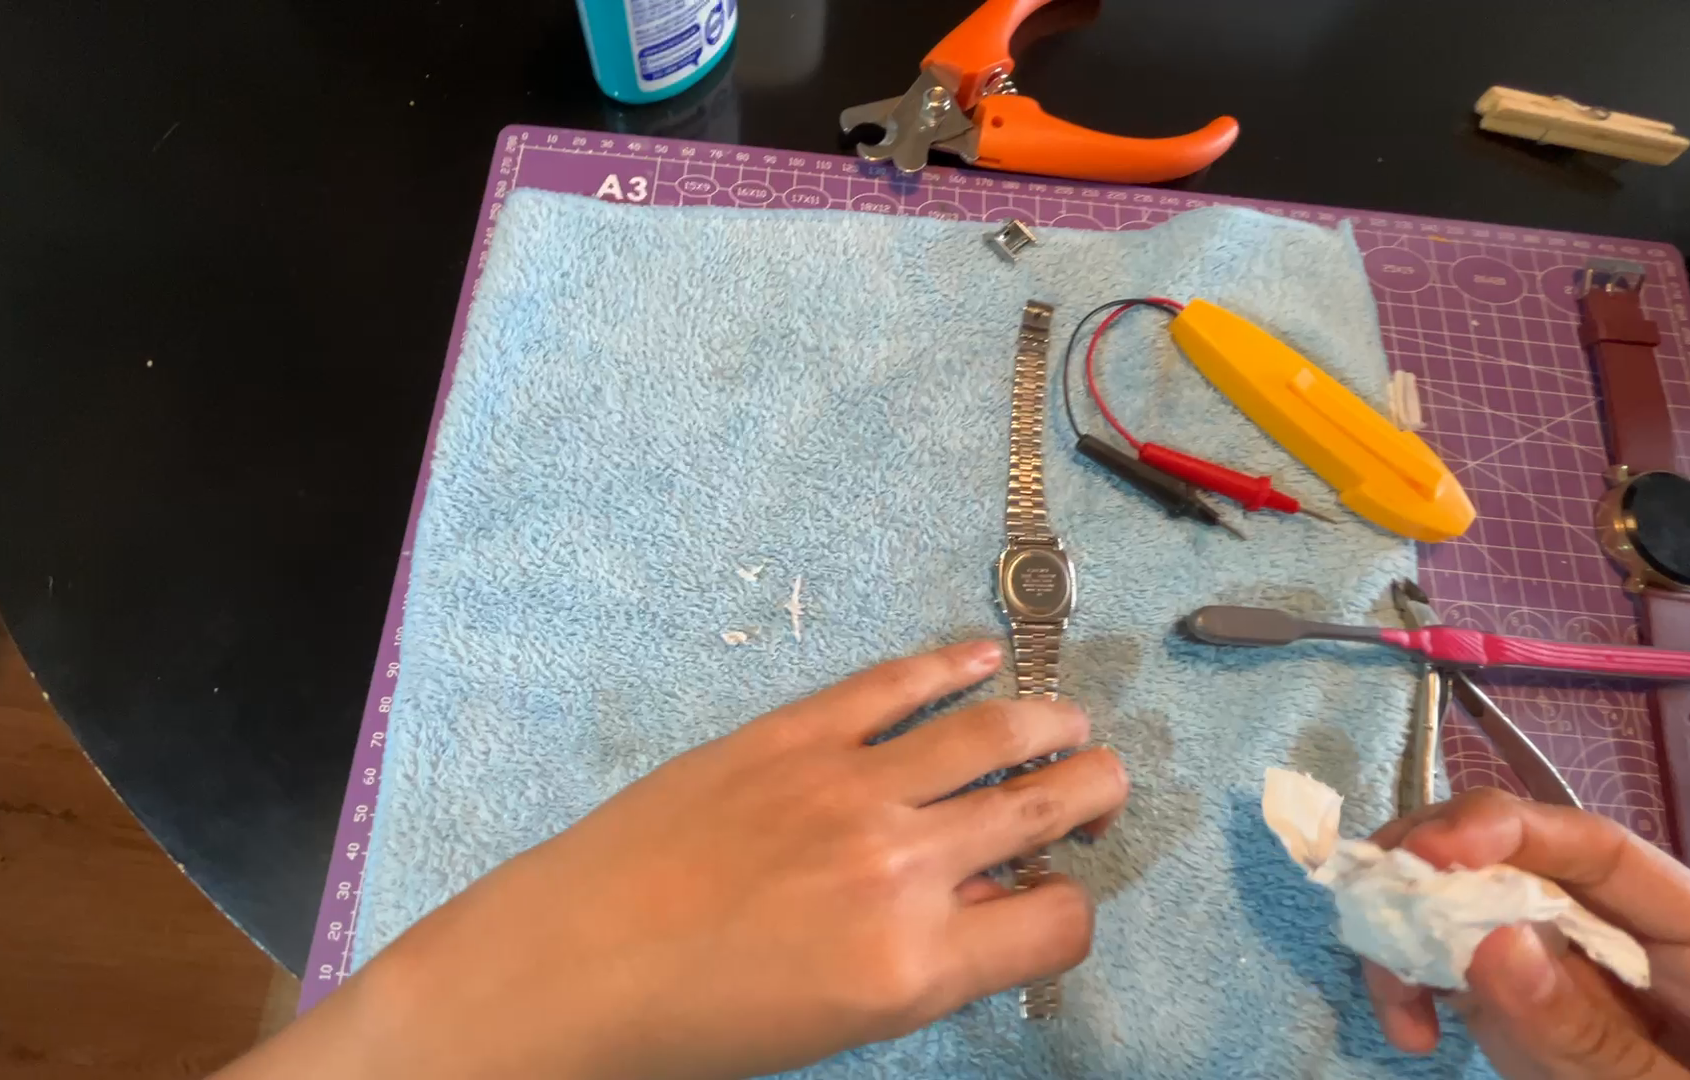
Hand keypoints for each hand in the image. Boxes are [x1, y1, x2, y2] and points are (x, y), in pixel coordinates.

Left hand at [224, 640, 1128, 1079]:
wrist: (583, 955)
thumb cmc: (707, 1017)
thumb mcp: (842, 1019)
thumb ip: (932, 957)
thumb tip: (995, 898)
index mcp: (917, 964)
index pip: (1057, 925)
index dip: (1069, 909)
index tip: (1053, 891)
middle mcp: (903, 865)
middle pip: (1039, 811)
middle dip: (1091, 792)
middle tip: (1107, 776)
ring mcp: (850, 783)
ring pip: (987, 735)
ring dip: (1046, 723)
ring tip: (1072, 718)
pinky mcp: (797, 731)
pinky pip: (894, 684)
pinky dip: (949, 664)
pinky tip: (984, 655)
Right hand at [1360, 788, 1689, 1078]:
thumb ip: (1595, 1037)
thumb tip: (1488, 939)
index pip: (1598, 850)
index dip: (1504, 829)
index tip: (1426, 851)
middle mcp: (1616, 937)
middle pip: (1503, 861)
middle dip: (1427, 872)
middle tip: (1377, 908)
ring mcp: (1556, 968)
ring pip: (1453, 903)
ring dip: (1401, 932)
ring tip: (1395, 999)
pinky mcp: (1512, 1001)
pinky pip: (1441, 961)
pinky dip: (1406, 979)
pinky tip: (1408, 1025)